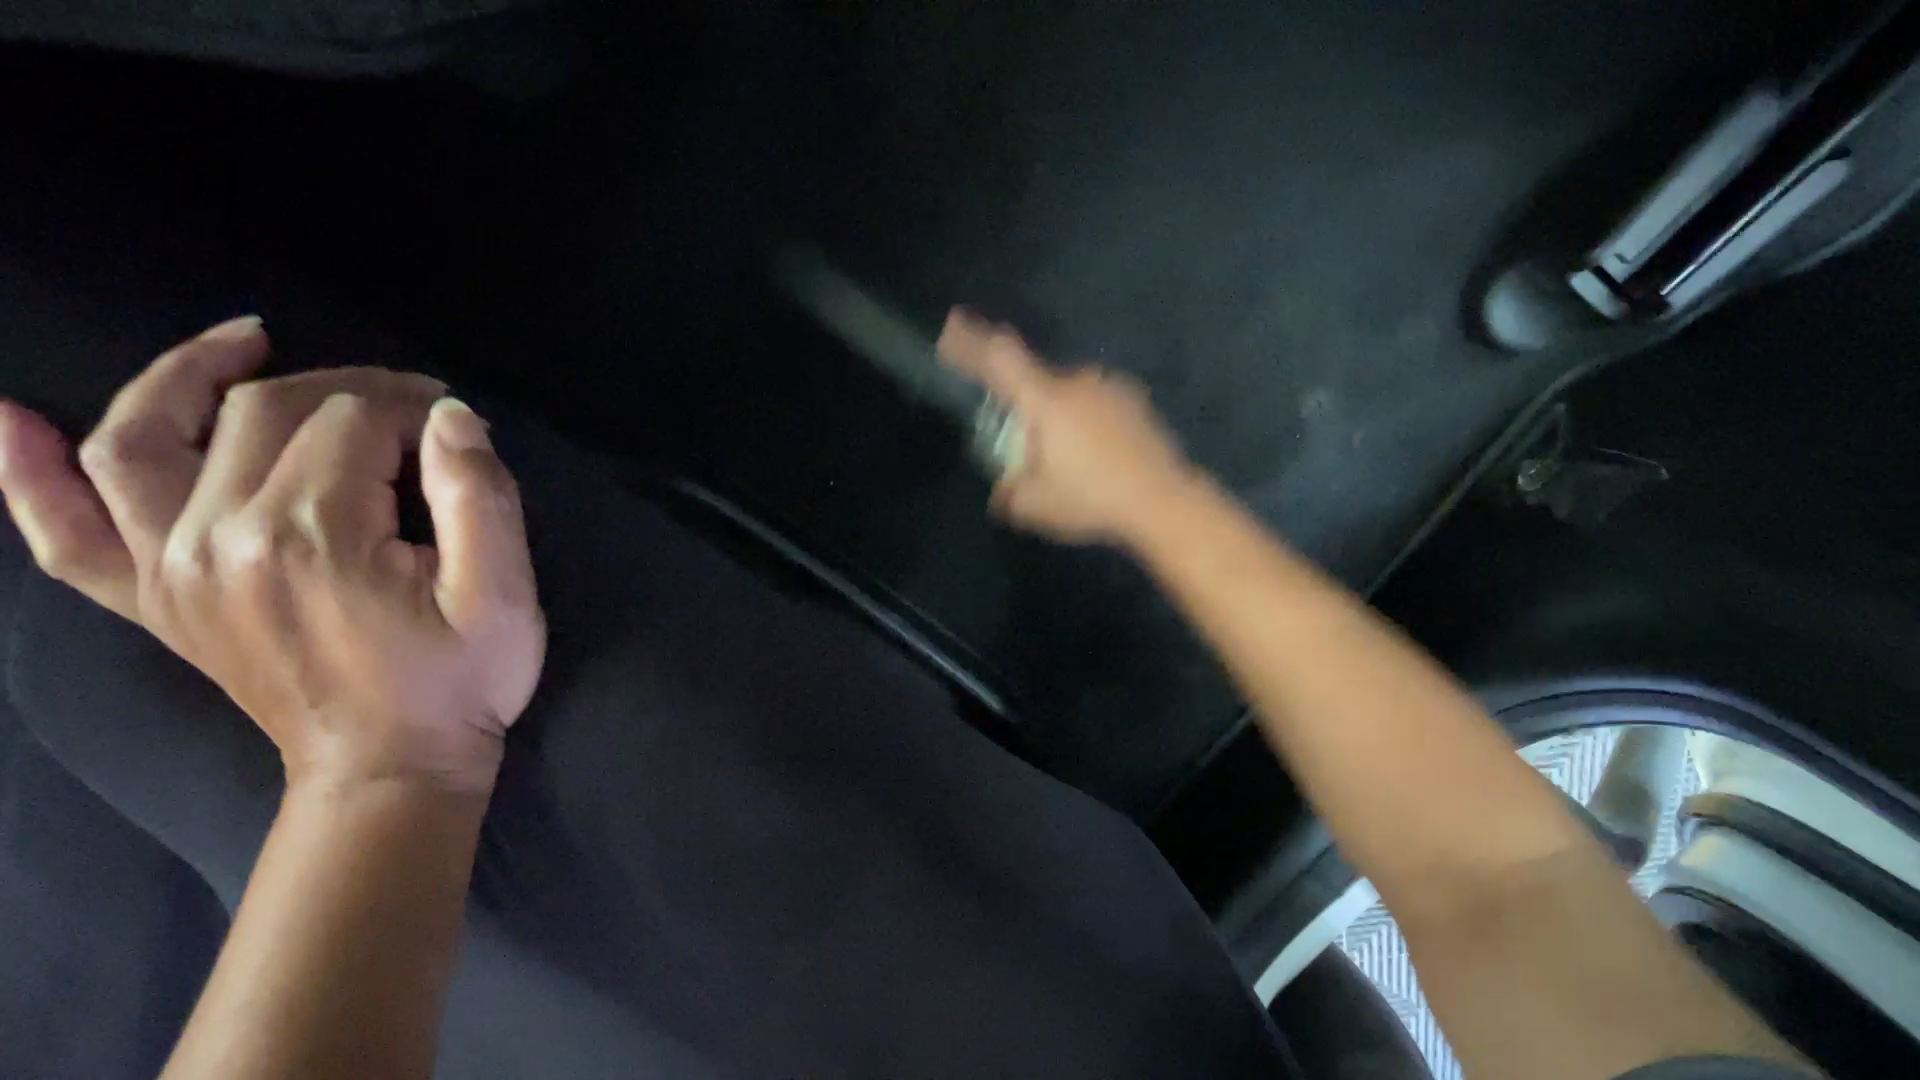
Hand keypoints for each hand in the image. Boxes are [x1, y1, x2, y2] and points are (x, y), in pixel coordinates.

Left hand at [0, 316, 545, 793]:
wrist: (390, 770)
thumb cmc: (458, 683)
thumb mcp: (504, 596)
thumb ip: (481, 497)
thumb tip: (450, 416)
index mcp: (312, 536)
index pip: (353, 419)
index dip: (412, 404)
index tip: (455, 420)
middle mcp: (218, 538)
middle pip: (263, 411)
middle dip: (344, 386)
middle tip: (408, 405)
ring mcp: (170, 571)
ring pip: (144, 440)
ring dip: (184, 376)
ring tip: (240, 343)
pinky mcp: (153, 600)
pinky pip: (64, 532)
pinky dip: (26, 474)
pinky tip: (8, 419)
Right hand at [938, 309, 1198, 543]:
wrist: (1164, 500)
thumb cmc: (1092, 499)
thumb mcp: (1035, 506)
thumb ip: (1008, 491)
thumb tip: (1002, 488)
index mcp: (1045, 401)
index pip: (1000, 359)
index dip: (972, 341)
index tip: (952, 325)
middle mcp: (1076, 382)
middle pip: (1036, 386)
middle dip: (1029, 413)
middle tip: (1036, 455)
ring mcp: (1109, 387)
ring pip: (1068, 397)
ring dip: (1062, 420)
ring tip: (1076, 464)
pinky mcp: (1135, 399)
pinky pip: (1097, 405)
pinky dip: (1090, 424)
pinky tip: (1101, 458)